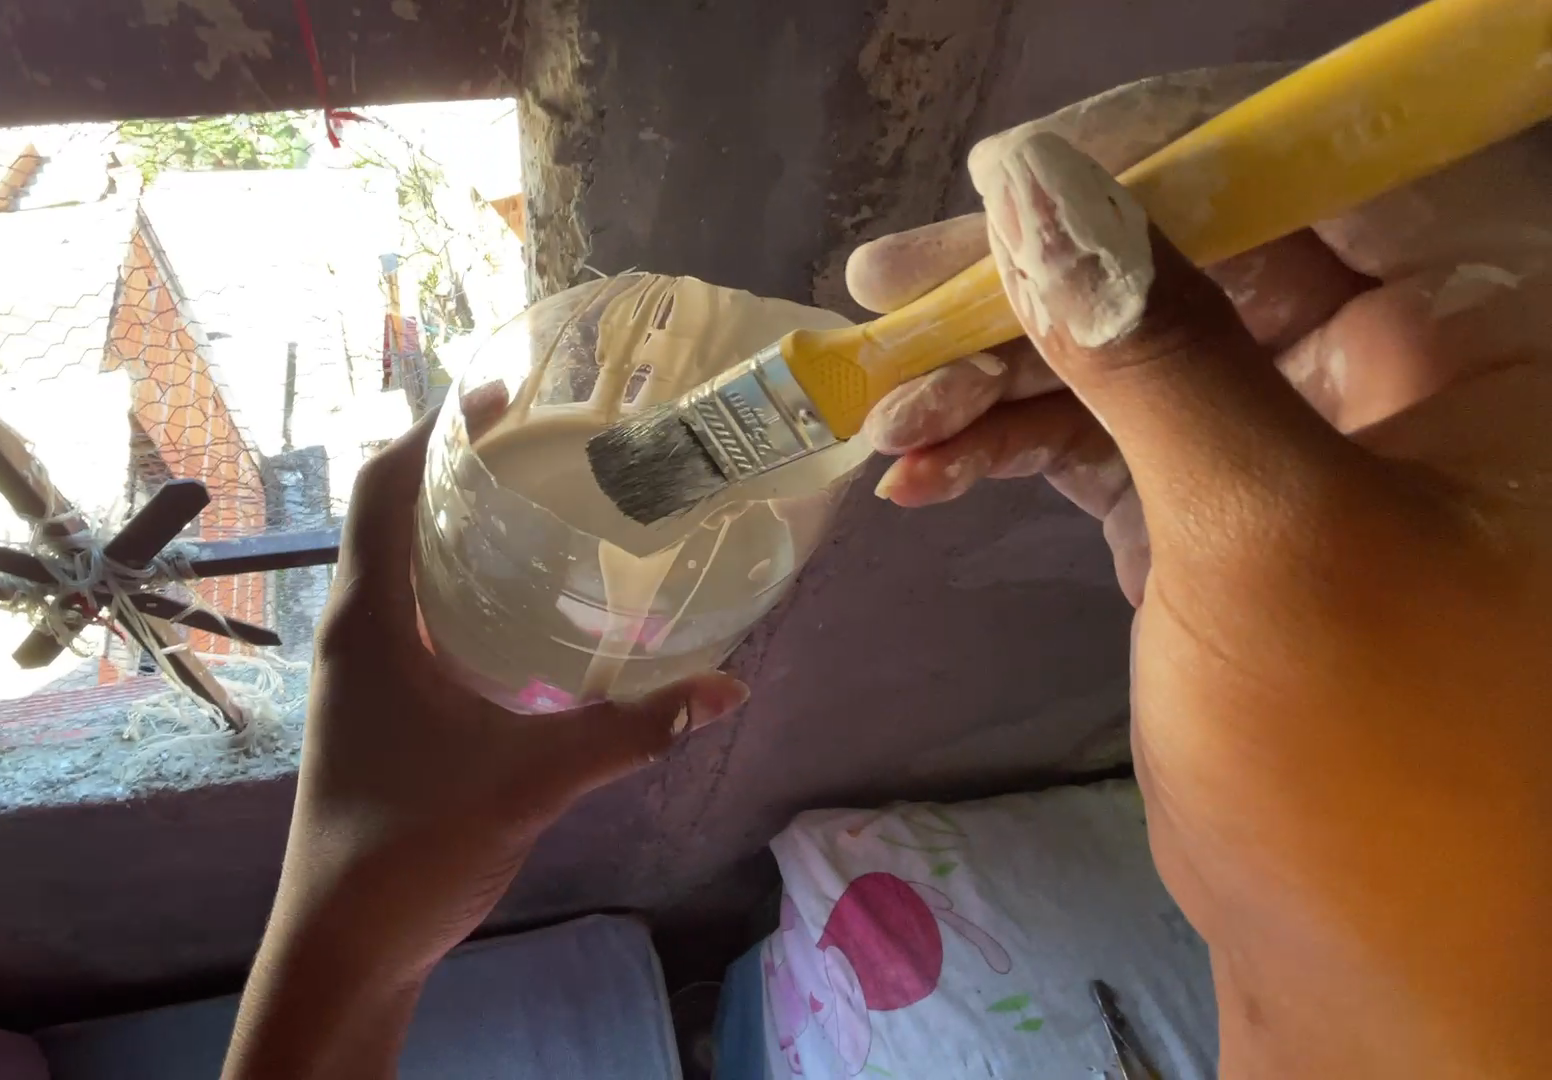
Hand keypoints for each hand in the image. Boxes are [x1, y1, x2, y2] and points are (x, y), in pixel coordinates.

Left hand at [224, 390, 748, 1078]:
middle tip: (539, 447)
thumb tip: (724, 690)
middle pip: (393, 512)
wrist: (347, 942)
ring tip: (536, 503)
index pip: (381, 488)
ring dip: (454, 523)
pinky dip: (460, 580)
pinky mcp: (382, 695)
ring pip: (404, 562)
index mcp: (368, 621)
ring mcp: (364, 663)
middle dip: (454, 467)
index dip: (433, 433)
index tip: (499, 401)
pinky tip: (521, 597)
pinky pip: (417, 608)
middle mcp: (357, 627)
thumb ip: (628, 732)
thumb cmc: (413, 848)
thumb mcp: (529, 780)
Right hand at [852, 72, 1551, 1076]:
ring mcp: (1265, 442)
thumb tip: (1035, 202)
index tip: (984, 194)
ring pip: (1099, 364)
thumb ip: (1150, 350)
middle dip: (1017, 292)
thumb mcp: (1262, 527)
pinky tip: (917, 482)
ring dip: (983, 389)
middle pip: (1166, 270)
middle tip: (880, 299)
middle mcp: (1371, 365)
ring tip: (887, 426)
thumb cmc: (1371, 755)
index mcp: (1466, 328)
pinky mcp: (1185, 510)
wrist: (1361, 950)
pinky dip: (992, 454)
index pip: (1296, 172)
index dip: (1135, 162)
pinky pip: (1075, 445)